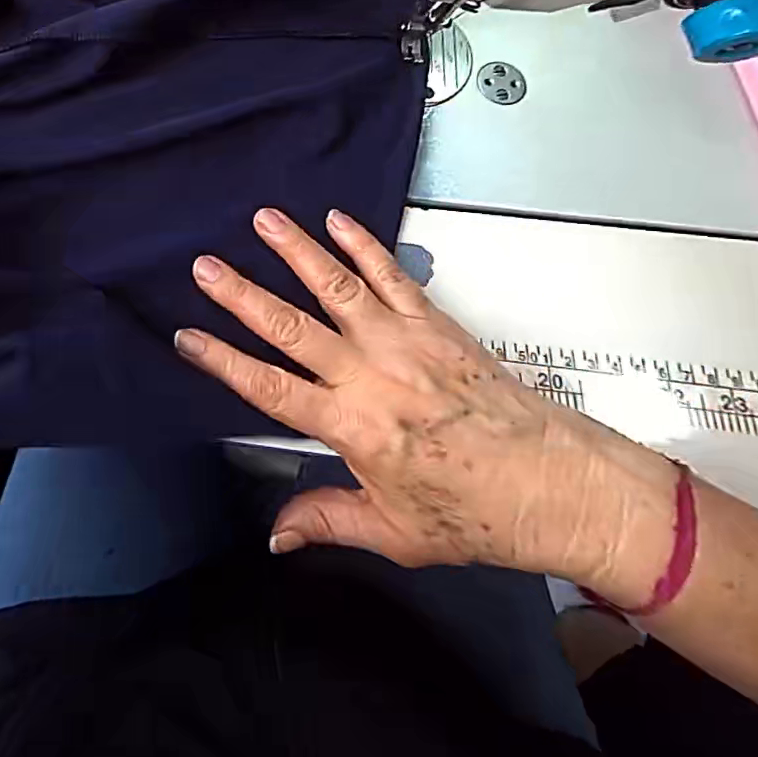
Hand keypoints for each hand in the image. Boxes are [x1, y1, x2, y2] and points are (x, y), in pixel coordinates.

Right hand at [174, 207, 677, 605]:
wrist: (570, 490)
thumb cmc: (480, 515)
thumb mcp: (395, 533)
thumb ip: (326, 521)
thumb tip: (274, 535)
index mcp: (354, 427)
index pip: (268, 387)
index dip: (222, 360)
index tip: (186, 337)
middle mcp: (372, 377)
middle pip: (291, 328)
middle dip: (242, 295)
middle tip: (206, 266)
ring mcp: (405, 344)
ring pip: (337, 289)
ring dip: (297, 252)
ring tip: (264, 221)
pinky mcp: (437, 327)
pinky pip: (393, 278)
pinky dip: (363, 246)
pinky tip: (336, 221)